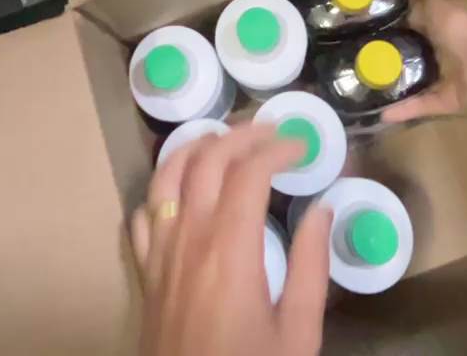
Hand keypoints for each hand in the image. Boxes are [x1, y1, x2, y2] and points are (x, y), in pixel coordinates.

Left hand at [130, 124, 332, 355]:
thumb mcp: (297, 335)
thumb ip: (310, 267)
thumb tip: (322, 210)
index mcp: (231, 249)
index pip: (250, 172)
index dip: (276, 148)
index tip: (301, 145)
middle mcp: (189, 237)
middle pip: (207, 159)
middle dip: (240, 134)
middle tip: (270, 130)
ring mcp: (160, 252)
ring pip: (167, 174)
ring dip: (196, 146)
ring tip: (224, 139)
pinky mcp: (145, 272)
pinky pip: (144, 213)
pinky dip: (162, 187)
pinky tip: (182, 188)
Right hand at [380, 0, 466, 124]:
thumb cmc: (466, 28)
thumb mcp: (437, 7)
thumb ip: (419, 9)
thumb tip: (404, 16)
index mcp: (452, 21)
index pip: (426, 20)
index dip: (404, 23)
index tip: (376, 28)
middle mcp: (453, 47)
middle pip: (423, 51)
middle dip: (399, 54)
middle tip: (368, 57)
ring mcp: (453, 76)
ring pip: (423, 79)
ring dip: (401, 84)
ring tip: (371, 87)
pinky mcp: (451, 100)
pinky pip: (425, 103)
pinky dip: (405, 110)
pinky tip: (382, 115)